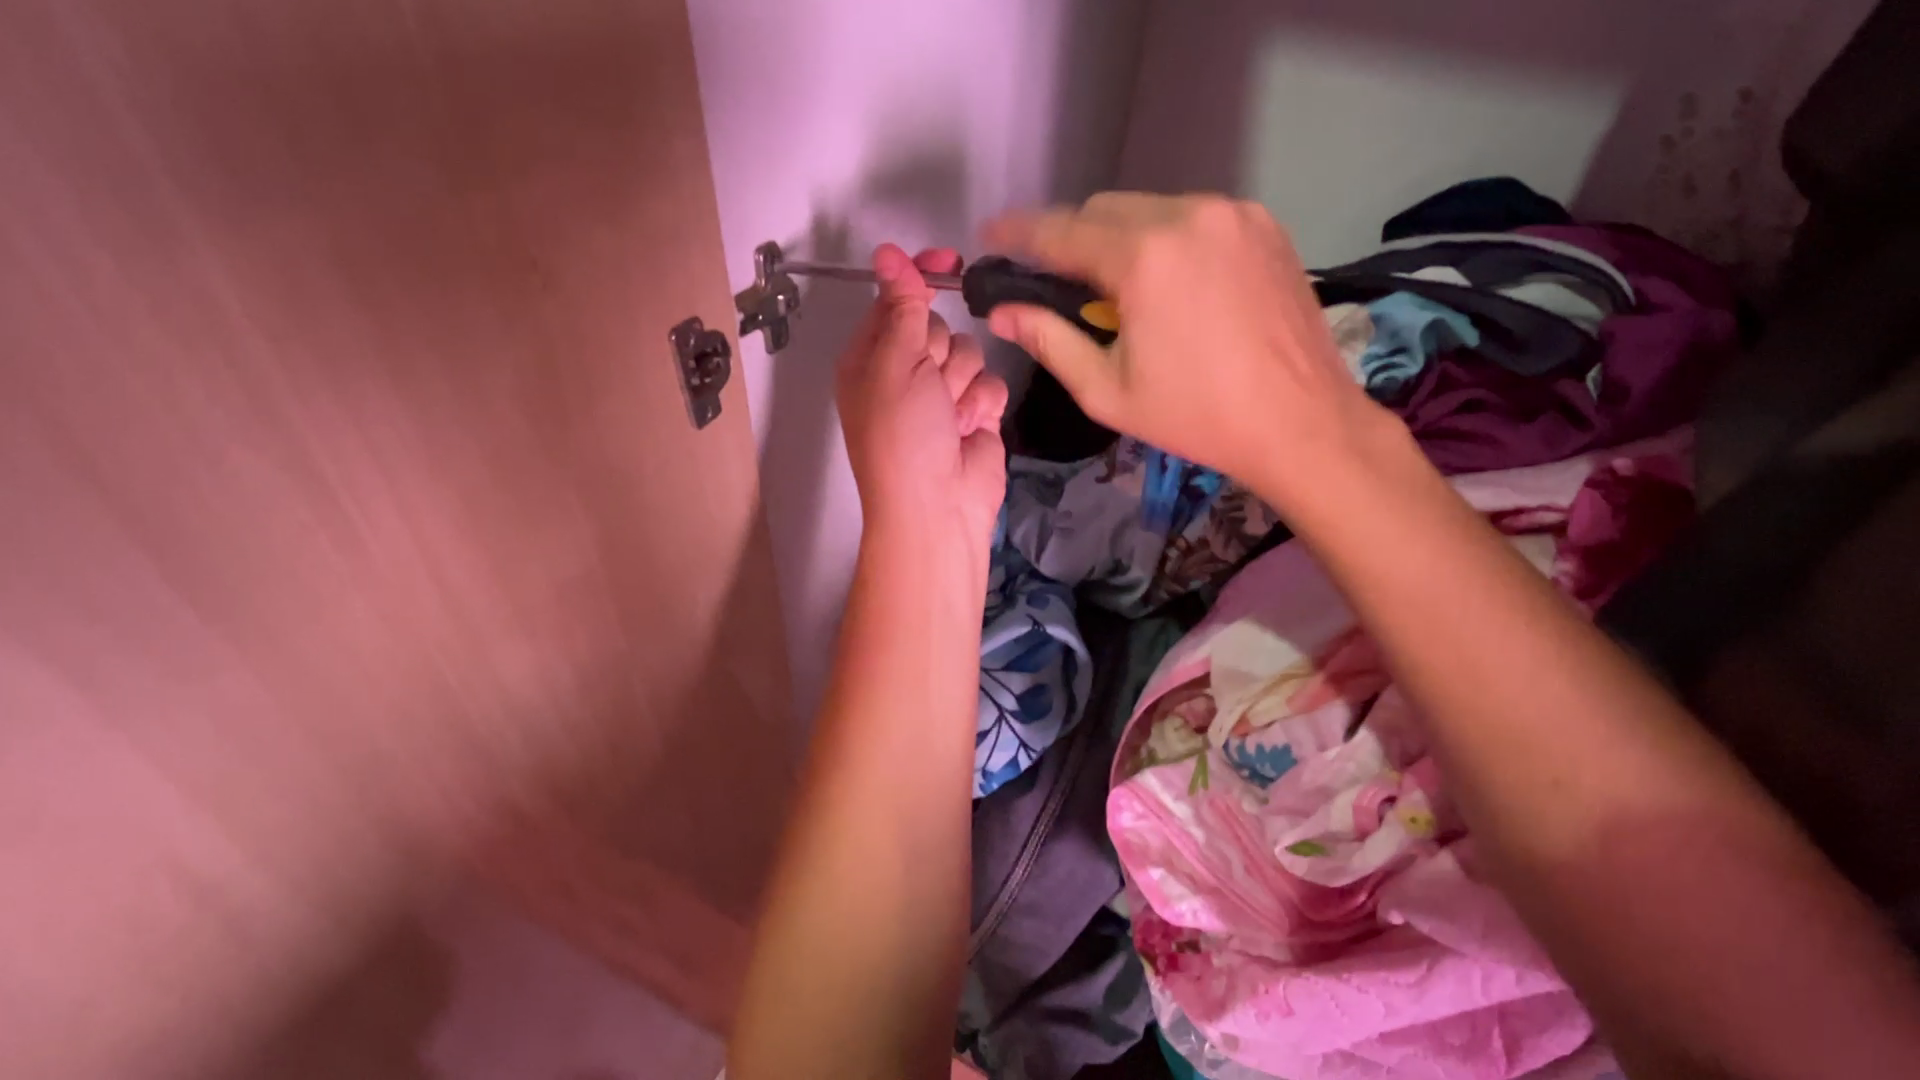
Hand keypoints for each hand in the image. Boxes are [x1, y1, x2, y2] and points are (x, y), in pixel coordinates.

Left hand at [838, 244, 1008, 558]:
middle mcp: (903, 373)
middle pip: (938, 326)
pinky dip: (983, 404)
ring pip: (969, 353)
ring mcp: (941, 395)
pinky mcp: (974, 414)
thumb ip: (901, 307)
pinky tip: (971, 428)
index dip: (918, 279)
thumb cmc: (903, 435)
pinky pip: (990, 383)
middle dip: (941, 353)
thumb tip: (887, 253)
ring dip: (963, 383)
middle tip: (931, 385)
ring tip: (950, 417)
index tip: (947, 259)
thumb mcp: (894, 364)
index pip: (895, 300)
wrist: (937, 507)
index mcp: (869, 358)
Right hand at [983, 194, 1394, 507]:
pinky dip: (1169, 240)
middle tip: (1061, 285)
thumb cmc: (1197, 416)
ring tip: (1124, 295)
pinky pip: (1194, 217)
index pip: (1060, 231)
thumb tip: (1002, 314)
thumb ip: (1049, 341)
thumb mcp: (1107, 390)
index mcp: (1144, 257)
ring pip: (1150, 208)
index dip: (1018, 233)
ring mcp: (1233, 214)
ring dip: (1121, 240)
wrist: (1302, 421)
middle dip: (1073, 240)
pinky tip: (1175, 287)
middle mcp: (1188, 215)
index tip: (990, 236)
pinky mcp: (1264, 225)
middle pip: (1103, 209)